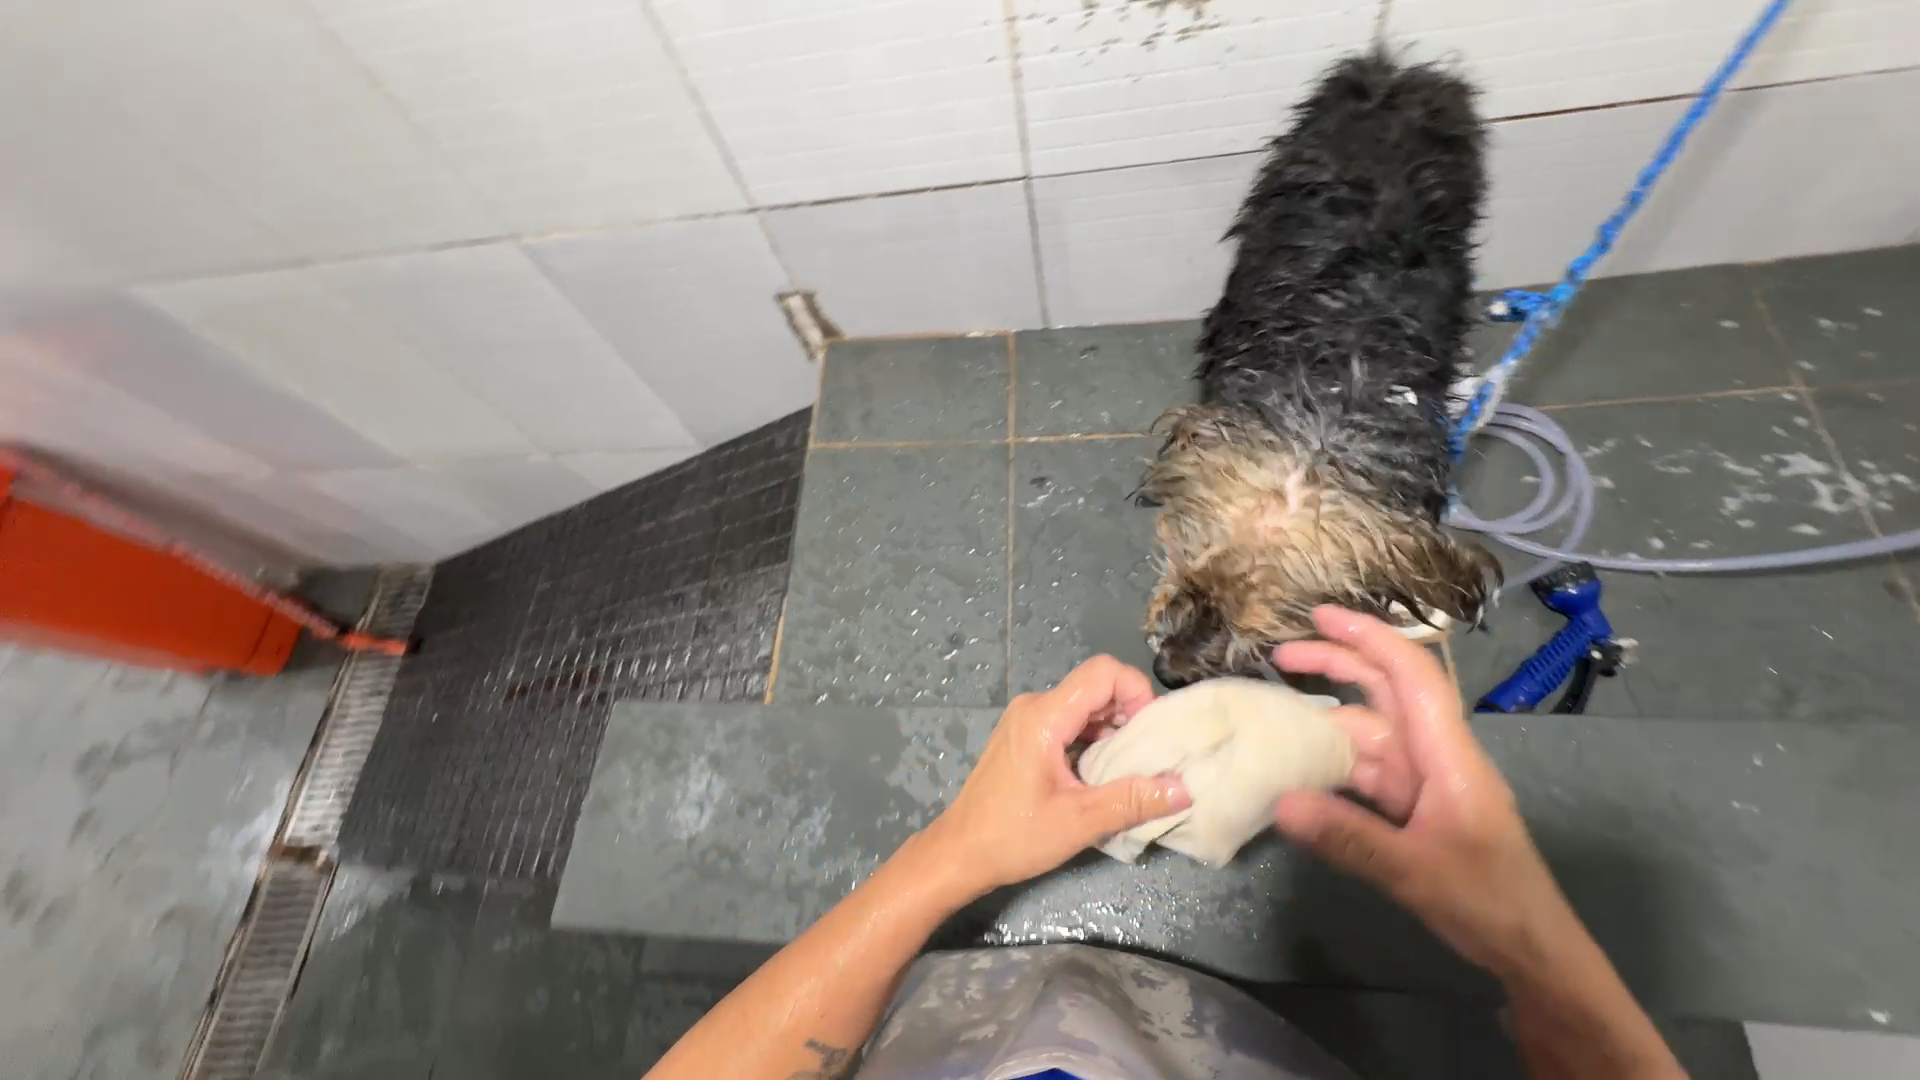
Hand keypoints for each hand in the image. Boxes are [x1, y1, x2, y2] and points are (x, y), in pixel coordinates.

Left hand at [922, 655, 1190, 894]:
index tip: (1150, 733)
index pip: (1102, 672)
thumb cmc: (1014, 836)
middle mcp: (1034, 706)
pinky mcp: (1024, 736)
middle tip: (1148, 757)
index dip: (1136, 692)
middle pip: (1095, 686)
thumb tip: (1184, 788)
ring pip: (1084, 705)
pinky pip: (1069, 721)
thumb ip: (1133, 800)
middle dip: (1129, 714)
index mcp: (1044, 716)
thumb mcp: (1080, 822)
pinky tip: (1101, 774)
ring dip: (1112, 730)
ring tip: (1129, 770)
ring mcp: (1026, 719)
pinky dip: (1092, 739)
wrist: (960, 852)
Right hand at [1270, 607, 1578, 978]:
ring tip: (1271, 720)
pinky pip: (1362, 771)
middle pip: (1384, 691)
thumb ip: (1348, 838)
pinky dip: (1328, 764)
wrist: (1533, 953)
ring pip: (1366, 733)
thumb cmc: (1491, 903)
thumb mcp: (1416, 872)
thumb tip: (1280, 802)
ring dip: (1323, 722)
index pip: (1410, 675)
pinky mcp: (1409, 806)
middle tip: (1278, 658)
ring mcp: (1421, 780)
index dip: (1368, 637)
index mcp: (1447, 753)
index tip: (1320, 616)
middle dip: (1336, 664)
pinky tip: (1294, 772)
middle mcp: (1432, 754)